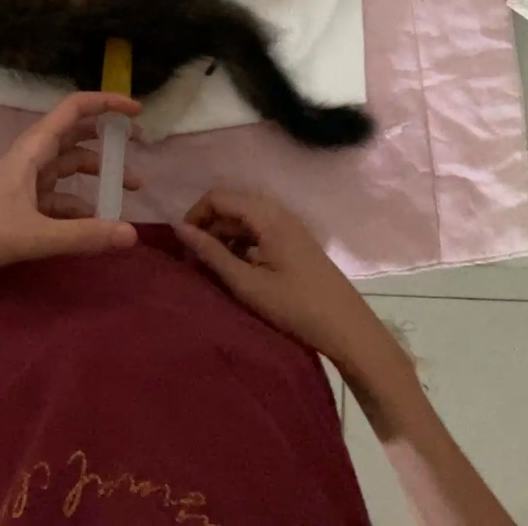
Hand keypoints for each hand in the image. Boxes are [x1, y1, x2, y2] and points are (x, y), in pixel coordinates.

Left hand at [0, 92, 142, 271]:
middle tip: (138, 144)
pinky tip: (99, 222)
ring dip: (98, 171)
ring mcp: (27, 179)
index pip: (73, 110)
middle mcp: (32, 157)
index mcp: (33, 150)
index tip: (136, 110)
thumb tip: (133, 234)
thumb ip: (84, 236)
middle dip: (107, 136)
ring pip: (70, 164)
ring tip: (130, 187)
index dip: (105, 103)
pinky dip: (82, 202)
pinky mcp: (23, 202)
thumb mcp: (35, 236)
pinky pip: (60, 194)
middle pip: (75, 134)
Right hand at [176, 188, 355, 349]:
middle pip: (231, 205)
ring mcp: (289, 226)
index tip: (183, 245)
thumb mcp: (246, 283)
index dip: (195, 215)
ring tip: (213, 266)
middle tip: (195, 258)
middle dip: (208, 226)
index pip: (218, 197)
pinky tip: (238, 269)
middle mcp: (278, 212)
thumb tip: (179, 228)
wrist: (349, 331)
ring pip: (244, 218)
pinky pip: (259, 230)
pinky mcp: (295, 241)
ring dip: (224, 236)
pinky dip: (242, 243)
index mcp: (267, 216)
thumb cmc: (295, 307)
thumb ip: (211, 252)